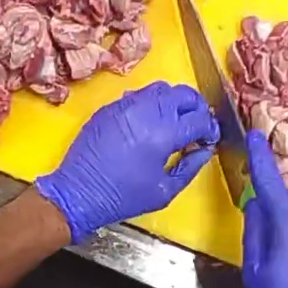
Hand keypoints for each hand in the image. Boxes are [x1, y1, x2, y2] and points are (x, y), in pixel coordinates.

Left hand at [35, 82, 219, 241]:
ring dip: (172, 102)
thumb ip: (190, 168)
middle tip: (194, 127)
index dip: (209, 129)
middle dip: (195, 108)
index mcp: (163, 133)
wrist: (79, 193)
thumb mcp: (163, 191)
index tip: (208, 140)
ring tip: (172, 123)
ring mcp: (125, 106)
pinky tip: (147, 124)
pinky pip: (136, 96)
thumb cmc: (123, 197)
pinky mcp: (109, 109)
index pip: (199, 118)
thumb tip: (204, 150)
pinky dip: (149, 105)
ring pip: (160, 89)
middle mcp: (146, 111)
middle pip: (183, 94)